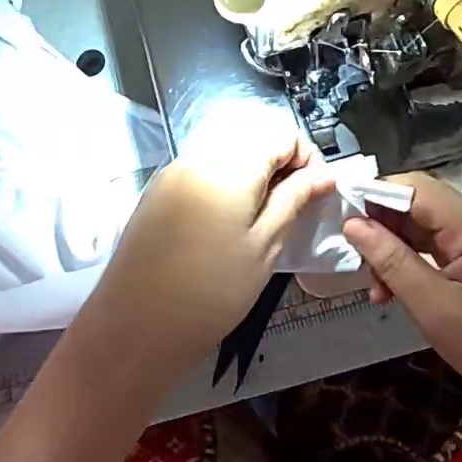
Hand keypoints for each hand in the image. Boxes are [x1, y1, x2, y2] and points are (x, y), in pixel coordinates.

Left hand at [73, 132, 333, 374]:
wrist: (137, 326)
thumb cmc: (211, 293)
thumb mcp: (264, 247)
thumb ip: (294, 200)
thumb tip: (323, 174)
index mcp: (228, 168)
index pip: (281, 136)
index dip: (307, 159)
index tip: (314, 193)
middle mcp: (196, 159)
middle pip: (251, 143)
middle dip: (279, 168)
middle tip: (291, 210)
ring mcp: (172, 174)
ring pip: (226, 157)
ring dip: (251, 178)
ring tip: (259, 221)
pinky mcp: (156, 192)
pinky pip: (201, 173)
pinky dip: (223, 187)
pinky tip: (225, 224)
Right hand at [342, 173, 461, 399]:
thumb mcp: (432, 306)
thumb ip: (392, 261)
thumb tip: (352, 225)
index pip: (417, 189)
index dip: (377, 195)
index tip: (343, 217)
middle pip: (416, 204)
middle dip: (380, 226)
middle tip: (356, 257)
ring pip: (417, 226)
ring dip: (389, 249)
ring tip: (374, 285)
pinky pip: (427, 247)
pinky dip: (404, 263)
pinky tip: (388, 290)